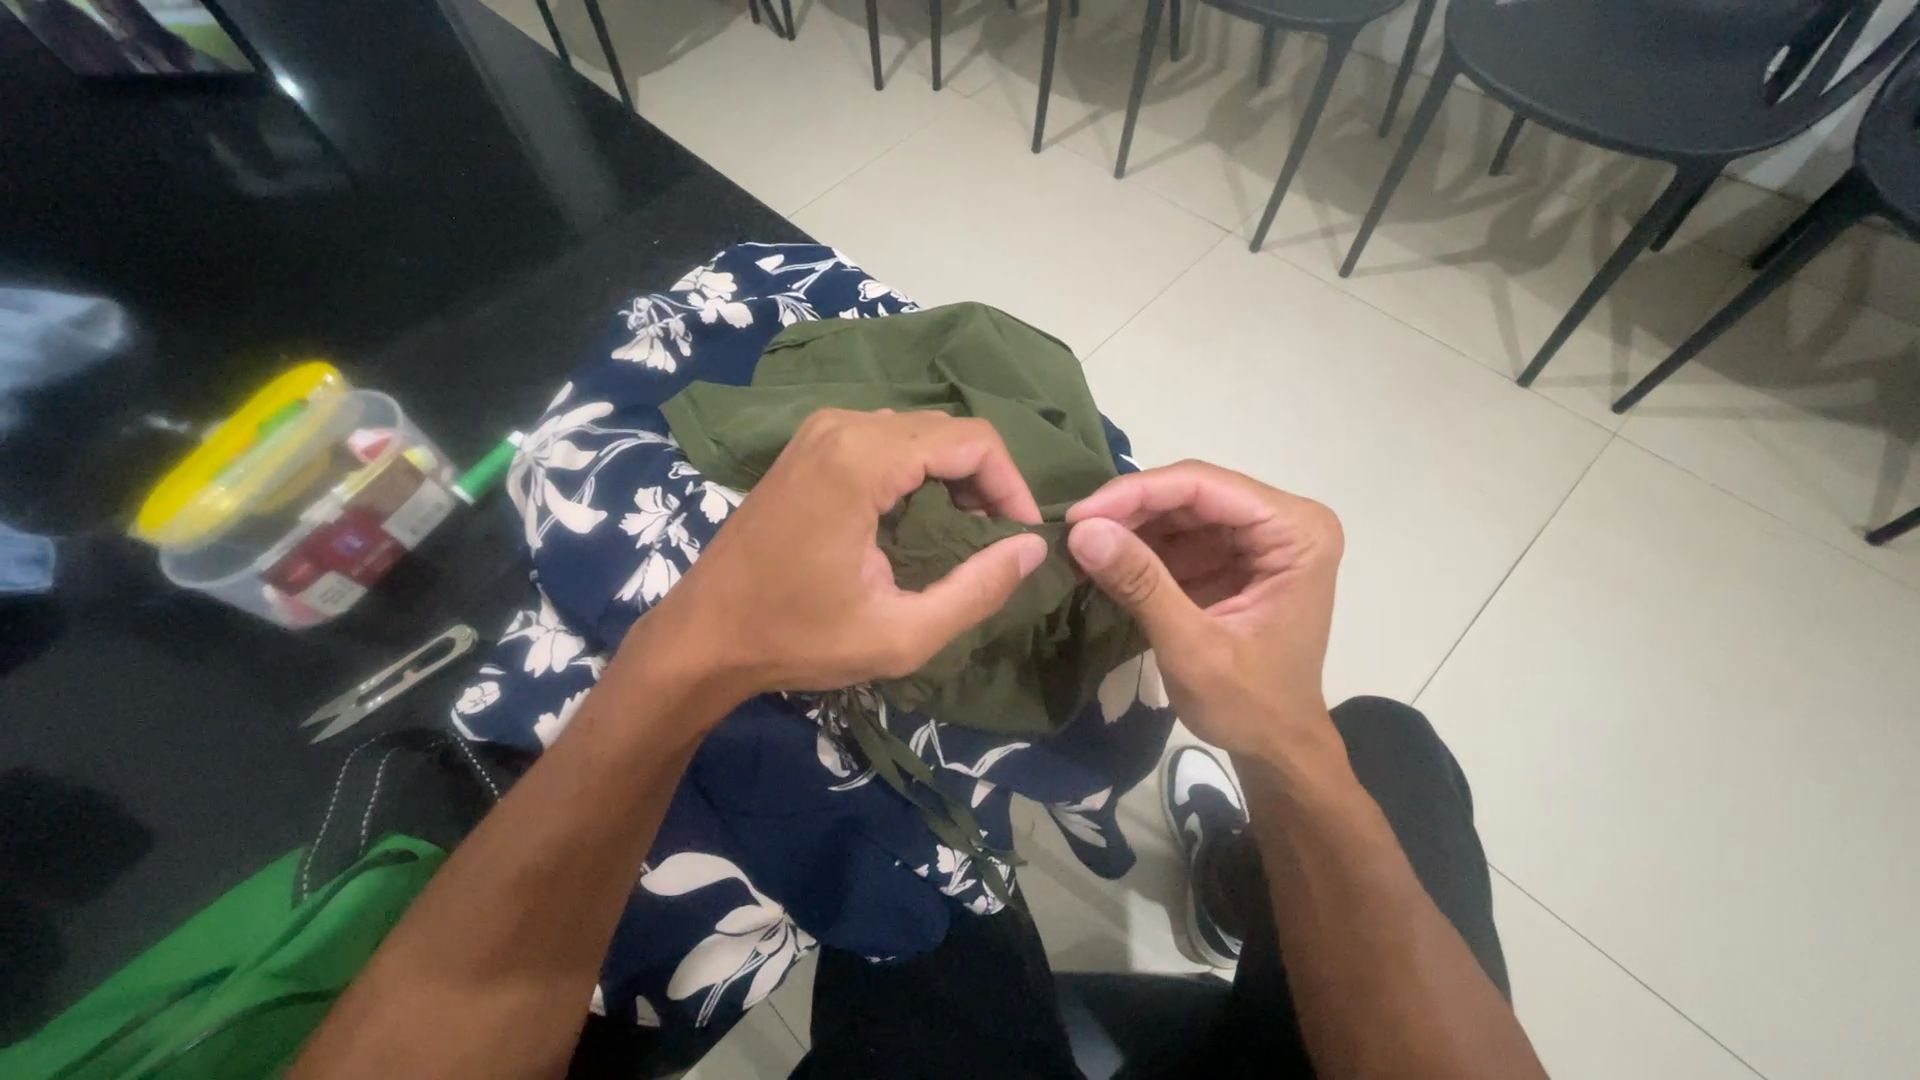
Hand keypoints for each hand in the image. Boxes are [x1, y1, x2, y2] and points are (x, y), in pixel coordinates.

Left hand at [642, 408, 1048, 708]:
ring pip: (917, 431)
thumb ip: (977, 591)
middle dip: (985, 480)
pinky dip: (917, 469)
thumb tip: (1032, 548)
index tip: (1021, 536)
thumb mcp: (901, 634)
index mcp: (862, 461)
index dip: (1011, 484)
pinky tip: (919, 517)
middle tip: (995, 539)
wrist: (705, 635)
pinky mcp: (808, 446)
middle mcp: (842, 427)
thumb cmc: (798, 638)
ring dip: (953, 473)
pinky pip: (884, 438)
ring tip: (965, 533)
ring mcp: (820, 431)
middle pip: (946, 430)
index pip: (972, 440)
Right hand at [1066, 461, 1344, 776]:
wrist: (1276, 747)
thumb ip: (1141, 585)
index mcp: (1297, 532)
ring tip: (1080, 543)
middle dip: (1129, 509)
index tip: (1079, 515)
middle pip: (1192, 491)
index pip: (1206, 486)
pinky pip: (1179, 535)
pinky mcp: (1234, 557)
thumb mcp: (1193, 648)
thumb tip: (1082, 530)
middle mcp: (1284, 521)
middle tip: (1073, 530)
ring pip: (1180, 509)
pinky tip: (1103, 557)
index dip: (1137, 493)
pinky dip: (1139, 546)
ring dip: (1129, 525)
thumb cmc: (1250, 705)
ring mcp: (1259, 537)